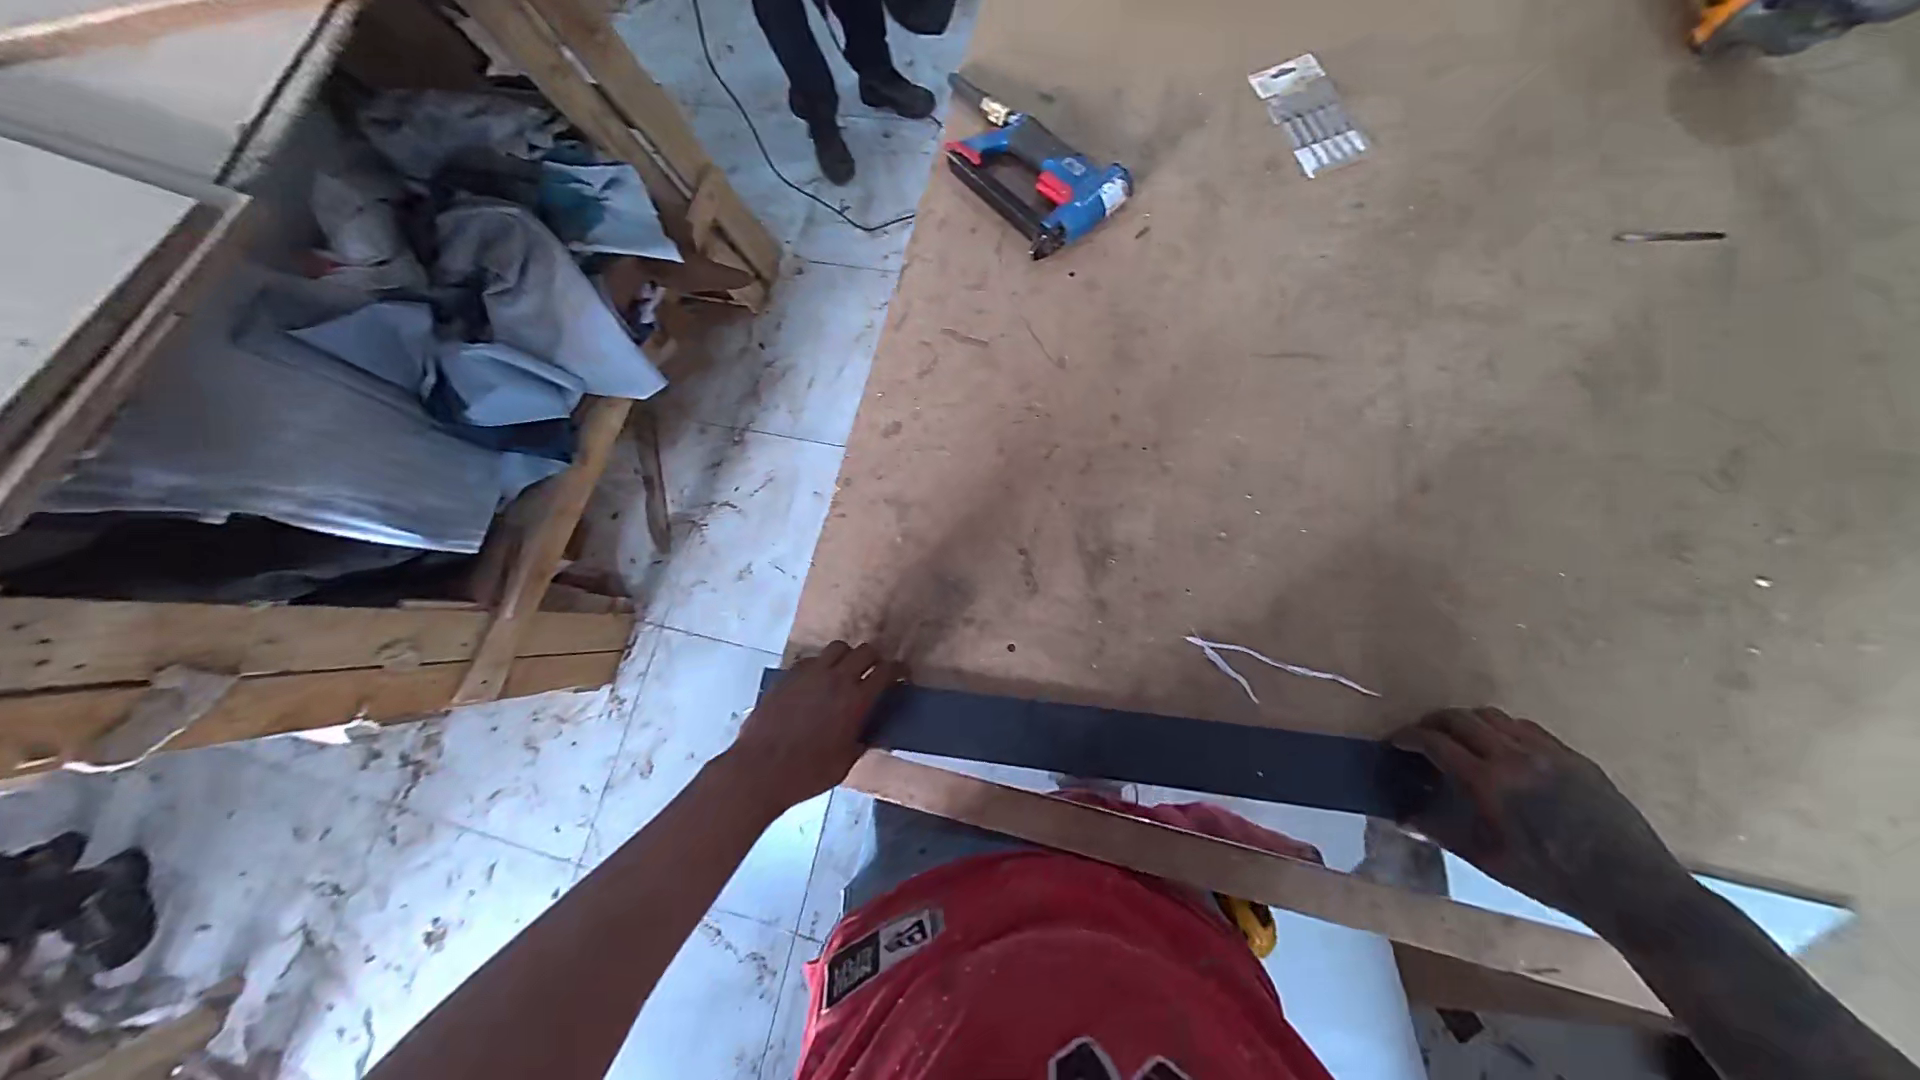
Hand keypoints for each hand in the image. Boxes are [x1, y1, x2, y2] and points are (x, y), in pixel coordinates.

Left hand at [718, 641, 905, 813]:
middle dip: (874, 658)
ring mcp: (810, 674)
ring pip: (837, 647)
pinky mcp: (788, 676)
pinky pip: (811, 659)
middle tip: (874, 671)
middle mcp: (836, 679)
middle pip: (865, 651)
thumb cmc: (808, 773)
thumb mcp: (846, 762)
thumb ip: (862, 741)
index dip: (899, 669)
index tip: (902, 673)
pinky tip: (817, 681)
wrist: (761, 770)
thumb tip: (873, 734)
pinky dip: (820, 665)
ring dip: (847, 656)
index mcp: (856, 700)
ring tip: (845, 670)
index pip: (887, 671)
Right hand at [1391, 707, 1692, 932]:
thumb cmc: (1552, 879)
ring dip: (1466, 722)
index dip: (1408, 738)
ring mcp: (1549, 753)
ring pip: (1492, 716)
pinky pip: (1526, 728)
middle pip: (1459, 718)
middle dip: (1432, 723)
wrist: (1633, 890)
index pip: (1434, 742)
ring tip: (1458, 739)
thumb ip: (1441, 832)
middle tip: (1421, 737)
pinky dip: (1501, 730)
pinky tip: (1500, 750)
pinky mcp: (1574, 757)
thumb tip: (1402, 818)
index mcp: (1489, 782)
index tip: (1396, 743)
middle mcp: (1515, 757)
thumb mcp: (1488, 858)